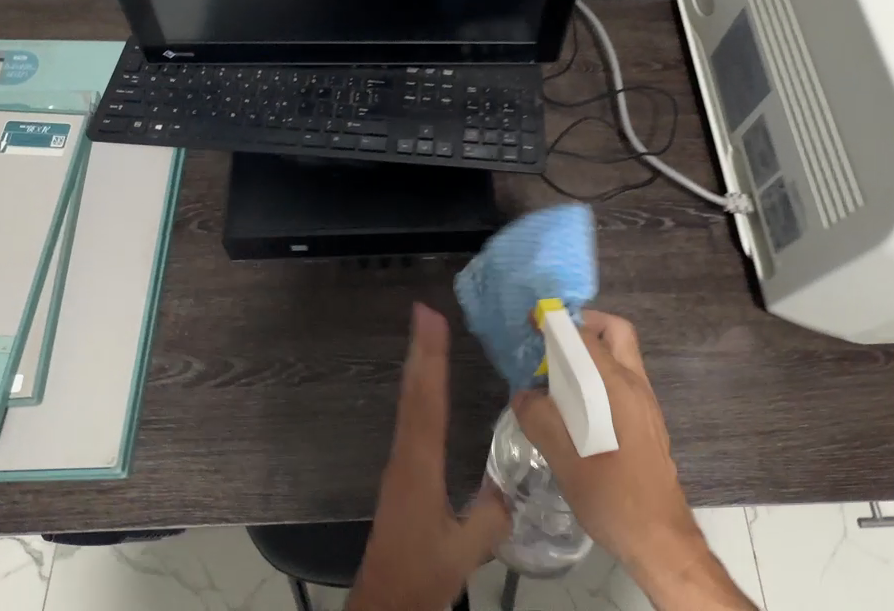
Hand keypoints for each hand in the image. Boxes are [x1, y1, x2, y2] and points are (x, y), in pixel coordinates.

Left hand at [348, 303, 509, 610]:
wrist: (383, 606)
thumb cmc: (419, 578)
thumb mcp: (464, 552)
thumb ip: (490, 518)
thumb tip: (509, 490)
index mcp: (419, 468)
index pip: (426, 402)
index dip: (430, 359)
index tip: (429, 319)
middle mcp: (406, 458)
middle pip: (414, 395)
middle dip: (421, 352)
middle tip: (424, 312)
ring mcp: (401, 467)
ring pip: (410, 406)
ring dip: (420, 370)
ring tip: (428, 338)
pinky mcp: (402, 478)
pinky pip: (413, 423)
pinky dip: (421, 396)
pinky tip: (429, 392)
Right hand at [512, 311, 753, 610]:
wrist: (660, 539)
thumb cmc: (614, 497)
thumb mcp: (566, 461)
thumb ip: (542, 421)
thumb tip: (524, 396)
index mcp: (618, 388)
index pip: (587, 336)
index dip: (559, 324)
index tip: (533, 323)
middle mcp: (637, 387)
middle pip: (616, 333)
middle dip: (585, 326)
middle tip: (554, 340)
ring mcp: (645, 405)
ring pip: (622, 357)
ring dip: (592, 352)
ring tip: (556, 374)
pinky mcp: (646, 423)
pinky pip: (622, 382)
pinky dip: (599, 377)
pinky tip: (575, 407)